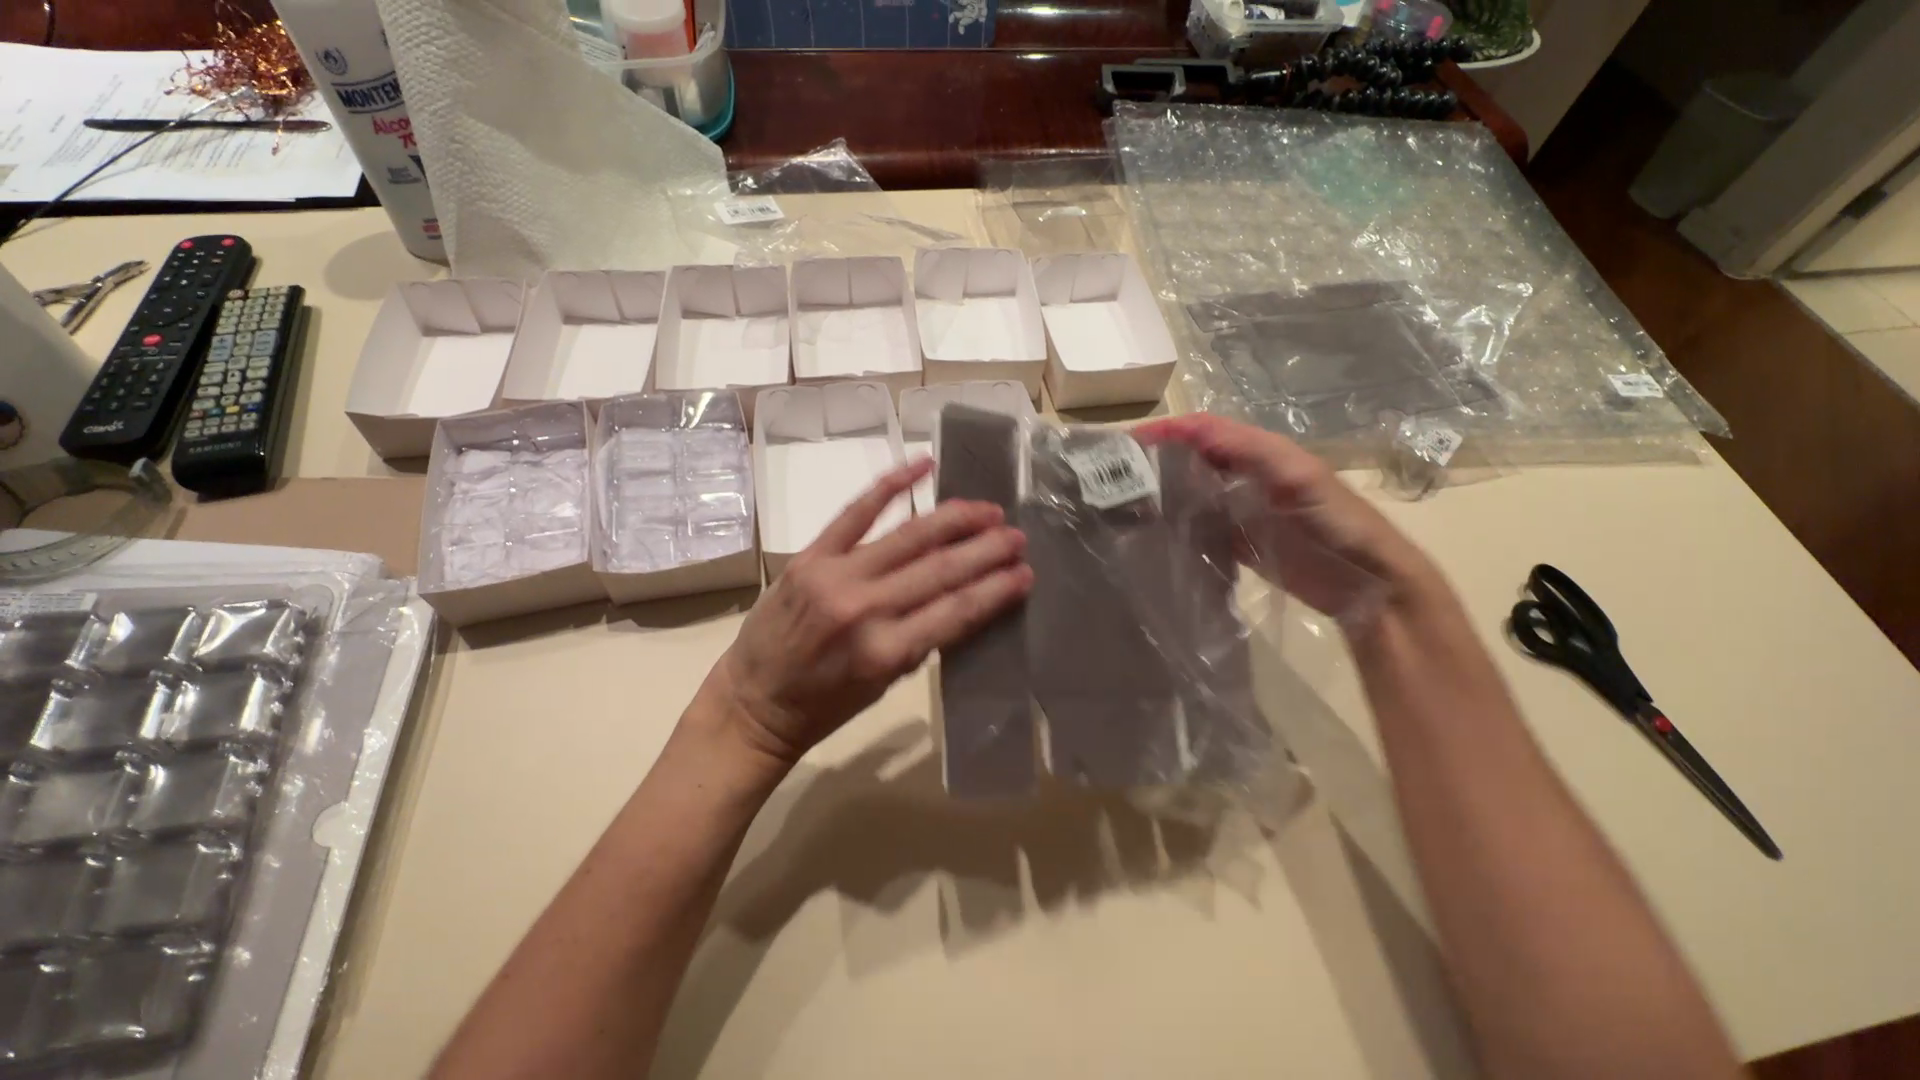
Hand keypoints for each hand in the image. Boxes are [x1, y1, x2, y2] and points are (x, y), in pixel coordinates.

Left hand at [710, 460, 1031, 765]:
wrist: (754, 702)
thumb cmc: (825, 705)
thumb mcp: (884, 686)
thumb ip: (921, 641)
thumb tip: (965, 599)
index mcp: (887, 652)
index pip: (957, 611)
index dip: (996, 589)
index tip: (1025, 574)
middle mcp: (865, 609)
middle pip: (941, 569)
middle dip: (986, 550)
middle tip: (1018, 537)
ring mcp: (836, 576)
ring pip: (909, 536)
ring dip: (954, 519)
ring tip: (989, 510)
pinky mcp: (811, 556)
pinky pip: (856, 512)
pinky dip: (892, 484)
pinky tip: (923, 464)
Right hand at [1133, 413, 1439, 619]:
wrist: (1369, 583)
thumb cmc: (1338, 522)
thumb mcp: (1299, 476)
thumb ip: (1250, 452)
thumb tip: (1192, 431)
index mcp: (1262, 452)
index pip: (1204, 430)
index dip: (1167, 430)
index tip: (1125, 444)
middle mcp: (1248, 476)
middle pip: (1193, 459)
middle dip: (1156, 459)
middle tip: (1113, 475)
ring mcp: (1243, 511)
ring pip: (1193, 493)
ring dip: (1162, 493)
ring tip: (1122, 502)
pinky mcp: (1242, 545)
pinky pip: (1201, 529)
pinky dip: (1177, 528)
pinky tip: (1152, 535)